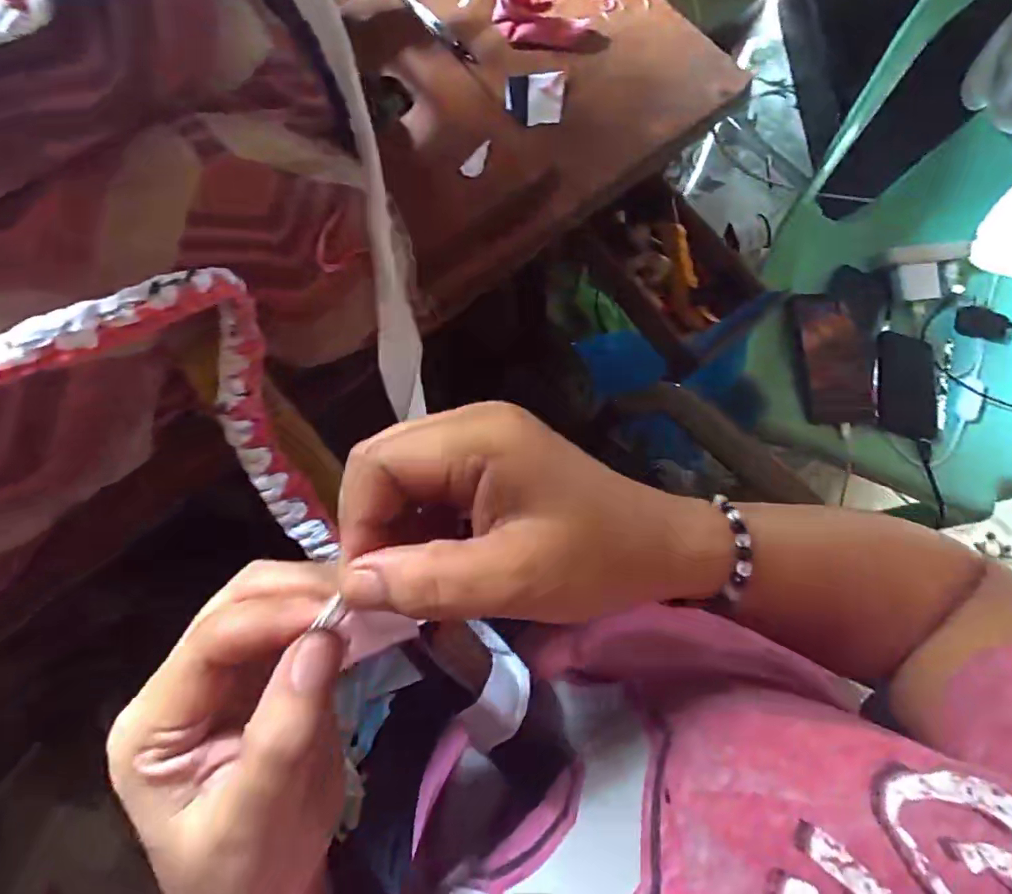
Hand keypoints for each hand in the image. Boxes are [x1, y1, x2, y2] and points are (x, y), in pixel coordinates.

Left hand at [108, 562, 345, 893]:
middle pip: (234, 603)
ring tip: (363, 603)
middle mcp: (179, 684)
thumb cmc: (248, 874)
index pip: (209, 641)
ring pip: (265, 599)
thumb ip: (284, 729)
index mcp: (152, 723)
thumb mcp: (258, 816)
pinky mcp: (261, 672)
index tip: (336, 614)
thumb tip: (324, 637)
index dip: (272, 617)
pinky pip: (293, 622)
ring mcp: (221, 674)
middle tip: (357, 599)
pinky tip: (359, 617)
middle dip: (296, 592)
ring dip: (314, 593)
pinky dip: (326, 612)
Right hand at [336, 402, 726, 622]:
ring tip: (419, 582)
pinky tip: (443, 564)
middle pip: (383, 462)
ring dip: (399, 530)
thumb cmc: (597, 560)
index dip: (359, 525)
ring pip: (403, 477)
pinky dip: (423, 528)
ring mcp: (481, 437)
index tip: (372, 588)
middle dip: (375, 527)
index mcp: (476, 436)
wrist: (661, 546)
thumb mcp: (513, 579)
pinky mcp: (490, 459)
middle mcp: (470, 422)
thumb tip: (350, 585)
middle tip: (392, 587)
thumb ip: (428, 581)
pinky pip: (432, 487)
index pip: (375, 462)